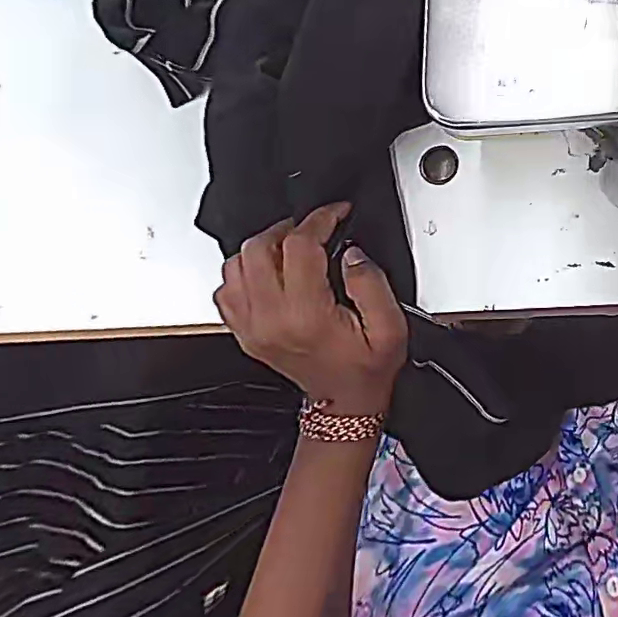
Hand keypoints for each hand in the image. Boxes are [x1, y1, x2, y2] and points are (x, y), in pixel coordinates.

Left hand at [214, 203, 407, 415]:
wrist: (345, 403)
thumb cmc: (368, 368)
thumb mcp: (390, 326)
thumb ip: (372, 284)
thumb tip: (352, 252)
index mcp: (306, 316)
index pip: (298, 247)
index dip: (319, 219)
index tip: (337, 213)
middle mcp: (270, 320)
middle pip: (257, 250)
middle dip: (288, 228)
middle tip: (314, 226)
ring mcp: (251, 328)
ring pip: (235, 266)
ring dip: (264, 247)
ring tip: (293, 245)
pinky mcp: (245, 333)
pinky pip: (226, 290)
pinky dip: (245, 271)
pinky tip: (272, 271)